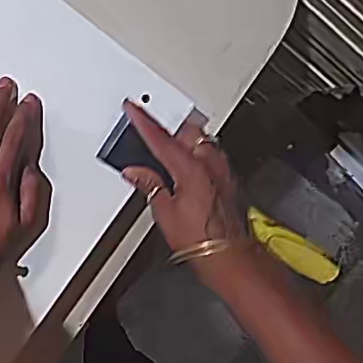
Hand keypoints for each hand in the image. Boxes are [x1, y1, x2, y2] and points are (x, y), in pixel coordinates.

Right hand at [118, 100, 253, 283]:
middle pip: (187, 131)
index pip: (161, 139)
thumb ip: (150, 185)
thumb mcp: (164, 212)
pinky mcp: (229, 179)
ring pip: (203, 141)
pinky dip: (200, 154)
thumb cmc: (200, 239)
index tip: (133, 108)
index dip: (144, 122)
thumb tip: (135, 173)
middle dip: (169, 130)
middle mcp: (210, 165)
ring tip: (172, 151)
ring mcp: (222, 170)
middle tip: (153, 133)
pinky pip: (213, 154)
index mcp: (190, 170)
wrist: (227, 254)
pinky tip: (193, 165)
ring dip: (187, 142)